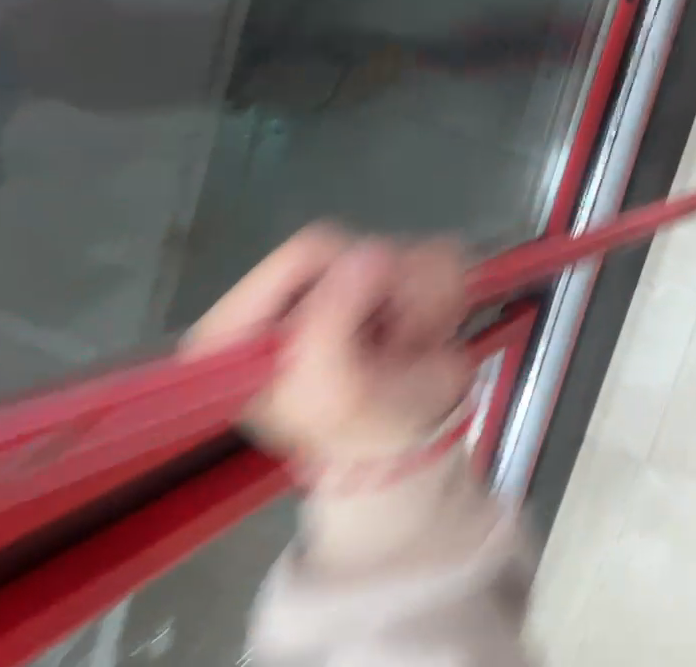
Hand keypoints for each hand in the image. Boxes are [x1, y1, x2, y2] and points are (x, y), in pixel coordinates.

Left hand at [182, 224, 473, 465]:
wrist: (418, 442)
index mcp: (249, 321)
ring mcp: (352, 285)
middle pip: (366, 252)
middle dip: (396, 299)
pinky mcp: (400, 282)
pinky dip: (445, 300)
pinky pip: (441, 260)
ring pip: (411, 255)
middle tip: (399, 344)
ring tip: (414, 346)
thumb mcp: (334, 393)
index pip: (306, 256)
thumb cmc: (365, 428)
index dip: (350, 284)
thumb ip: (332, 325)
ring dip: (427, 304)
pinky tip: (429, 334)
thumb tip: (367, 254)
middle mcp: (298, 295)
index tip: (370, 326)